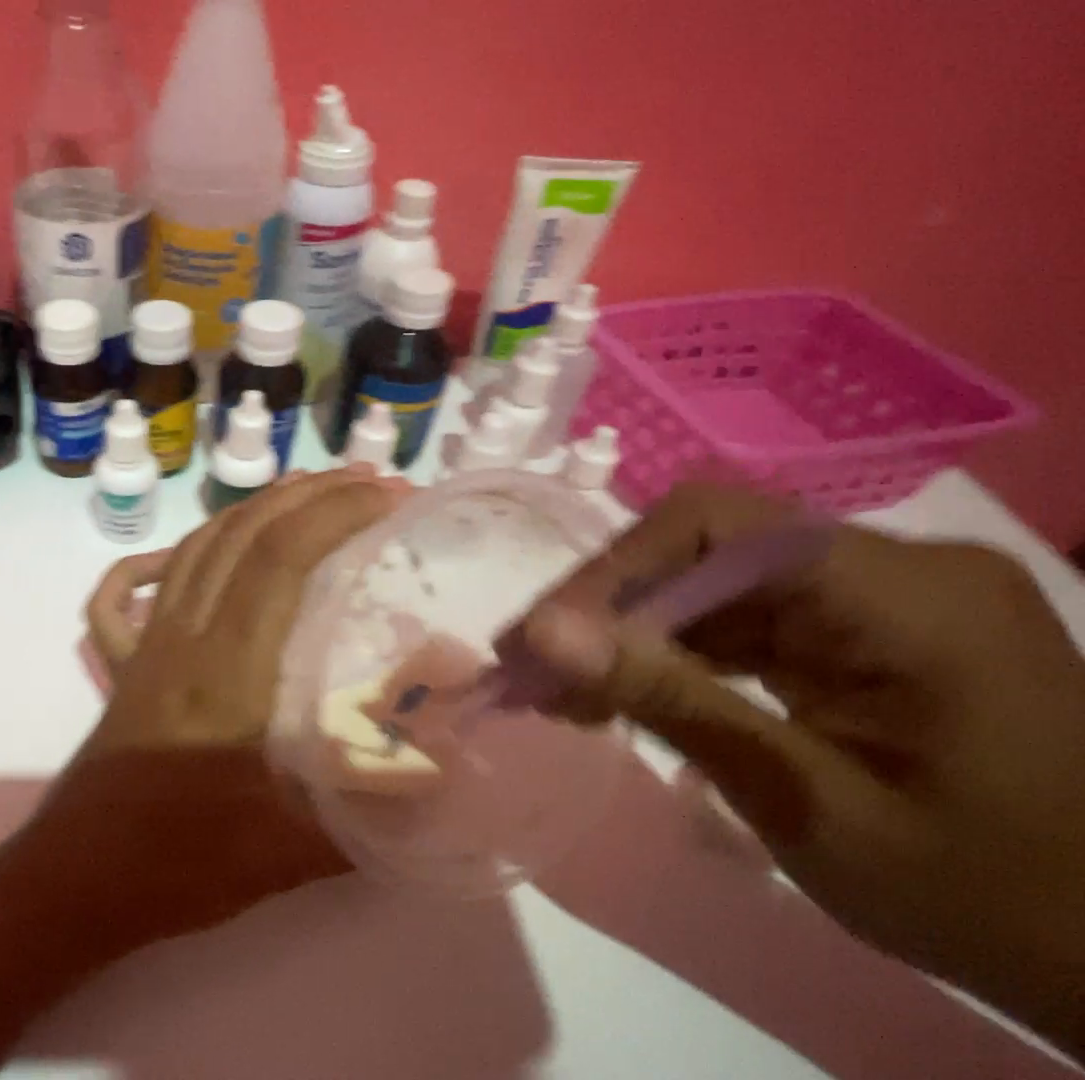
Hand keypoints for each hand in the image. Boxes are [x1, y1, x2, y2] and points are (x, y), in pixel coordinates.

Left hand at [65, 467, 410, 929]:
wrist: (79, 882)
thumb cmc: (182, 864)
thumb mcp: (291, 847)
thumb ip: (372, 806)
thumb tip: (449, 768)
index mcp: (227, 670)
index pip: (280, 559)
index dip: (335, 514)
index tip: (392, 499)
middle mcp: (181, 639)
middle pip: (238, 537)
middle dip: (305, 496)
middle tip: (366, 484)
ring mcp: (144, 650)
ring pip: (191, 552)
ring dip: (247, 513)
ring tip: (301, 497)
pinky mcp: (122, 671)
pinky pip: (123, 598)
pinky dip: (150, 562)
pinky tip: (175, 558)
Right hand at [516, 483, 1084, 1055]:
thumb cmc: (979, 890)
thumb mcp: (803, 798)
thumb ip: (671, 699)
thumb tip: (541, 635)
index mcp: (902, 593)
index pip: (717, 525)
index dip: (611, 572)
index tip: (538, 644)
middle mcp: (895, 568)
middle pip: (709, 549)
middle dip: (611, 611)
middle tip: (530, 678)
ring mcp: (885, 599)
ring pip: (716, 585)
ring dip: (635, 637)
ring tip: (564, 698)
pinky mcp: (871, 633)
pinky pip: (749, 622)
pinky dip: (681, 658)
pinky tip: (628, 697)